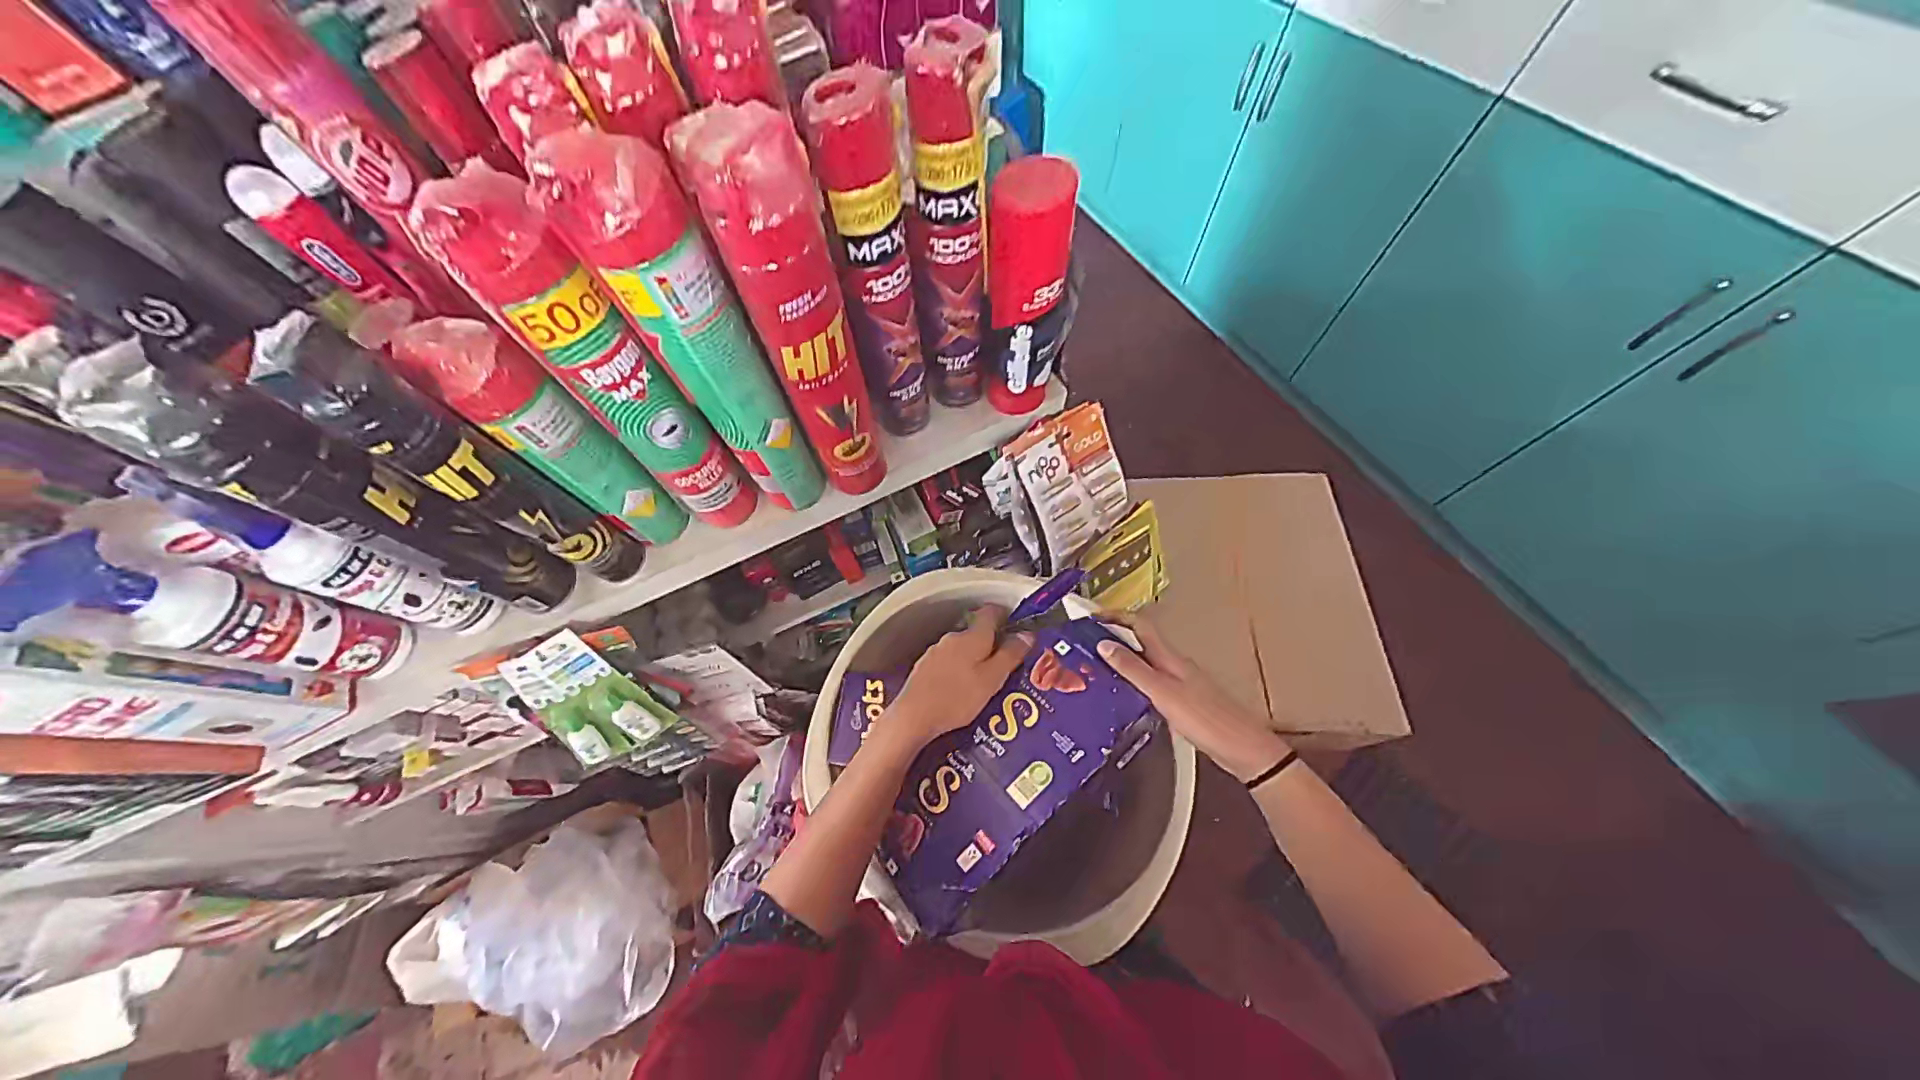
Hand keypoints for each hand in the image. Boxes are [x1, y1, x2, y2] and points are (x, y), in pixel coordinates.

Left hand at [876, 604, 1030, 756]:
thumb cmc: (956, 698)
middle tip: (1008, 665)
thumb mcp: (992, 679)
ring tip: (988, 683)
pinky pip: (949, 663)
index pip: (992, 612)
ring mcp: (936, 652)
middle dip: (993, 645)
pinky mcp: (925, 668)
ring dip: (975, 660)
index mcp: (973, 636)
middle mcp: (952, 638)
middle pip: (977, 632)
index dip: (1007, 616)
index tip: (1018, 629)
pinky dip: (959, 672)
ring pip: (963, 649)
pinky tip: (963, 692)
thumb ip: (1010, 654)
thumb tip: (1027, 634)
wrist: (913, 717)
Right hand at [1097, 613, 1291, 782]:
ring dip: (1122, 659)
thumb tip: (1104, 644)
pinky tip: (1125, 694)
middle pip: (1140, 642)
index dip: (1115, 617)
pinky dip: (1133, 680)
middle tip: (1086, 644)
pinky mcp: (1183, 701)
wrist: (1242, 749)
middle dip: (1113, 637)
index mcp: (1170, 658)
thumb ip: (1133, 670)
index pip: (1139, 625)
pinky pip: (1151, 681)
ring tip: (1098, 667)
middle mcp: (1174, 665)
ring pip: (1145, 662)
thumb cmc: (1206, 720)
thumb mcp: (1163, 693)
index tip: (1090, 618)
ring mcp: (1180, 683)